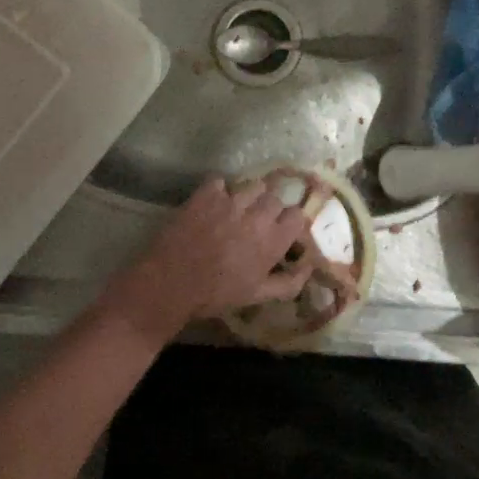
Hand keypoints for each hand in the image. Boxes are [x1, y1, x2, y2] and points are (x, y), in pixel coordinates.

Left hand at [100, 176, 312, 342]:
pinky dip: (218, 192)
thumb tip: (309, 266)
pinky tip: (211, 207)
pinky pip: (221, 182)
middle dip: (267, 209)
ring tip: (233, 211)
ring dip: (247, 197)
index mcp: (272, 241)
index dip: (289, 222)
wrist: (170, 284)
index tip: (280, 231)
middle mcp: (257, 215)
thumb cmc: (215, 295)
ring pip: (251, 186)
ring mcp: (231, 201)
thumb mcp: (257, 296)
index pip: (298, 215)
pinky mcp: (207, 193)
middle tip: (254, 224)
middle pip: (275, 198)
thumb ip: (289, 283)